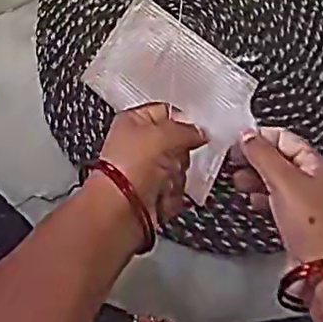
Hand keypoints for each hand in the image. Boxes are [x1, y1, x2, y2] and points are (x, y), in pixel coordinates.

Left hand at [98, 104, 207, 228]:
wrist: (121, 209)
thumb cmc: (134, 163)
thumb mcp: (163, 135)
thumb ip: (186, 130)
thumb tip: (201, 132)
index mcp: (134, 120)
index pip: (165, 112)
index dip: (181, 122)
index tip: (195, 132)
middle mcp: (139, 144)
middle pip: (176, 144)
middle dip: (179, 156)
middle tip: (171, 161)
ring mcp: (146, 171)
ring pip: (178, 169)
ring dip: (175, 178)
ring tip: (162, 183)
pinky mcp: (153, 194)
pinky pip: (175, 190)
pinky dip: (171, 196)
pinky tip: (160, 197)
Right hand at [232, 127, 322, 265]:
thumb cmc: (312, 224)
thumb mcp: (283, 180)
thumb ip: (262, 153)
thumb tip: (246, 133)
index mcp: (317, 165)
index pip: (285, 138)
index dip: (260, 137)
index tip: (237, 143)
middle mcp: (316, 182)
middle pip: (280, 160)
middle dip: (255, 160)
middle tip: (233, 164)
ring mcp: (310, 206)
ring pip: (278, 183)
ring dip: (256, 179)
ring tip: (238, 183)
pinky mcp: (303, 227)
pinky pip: (280, 204)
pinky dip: (264, 199)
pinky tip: (253, 202)